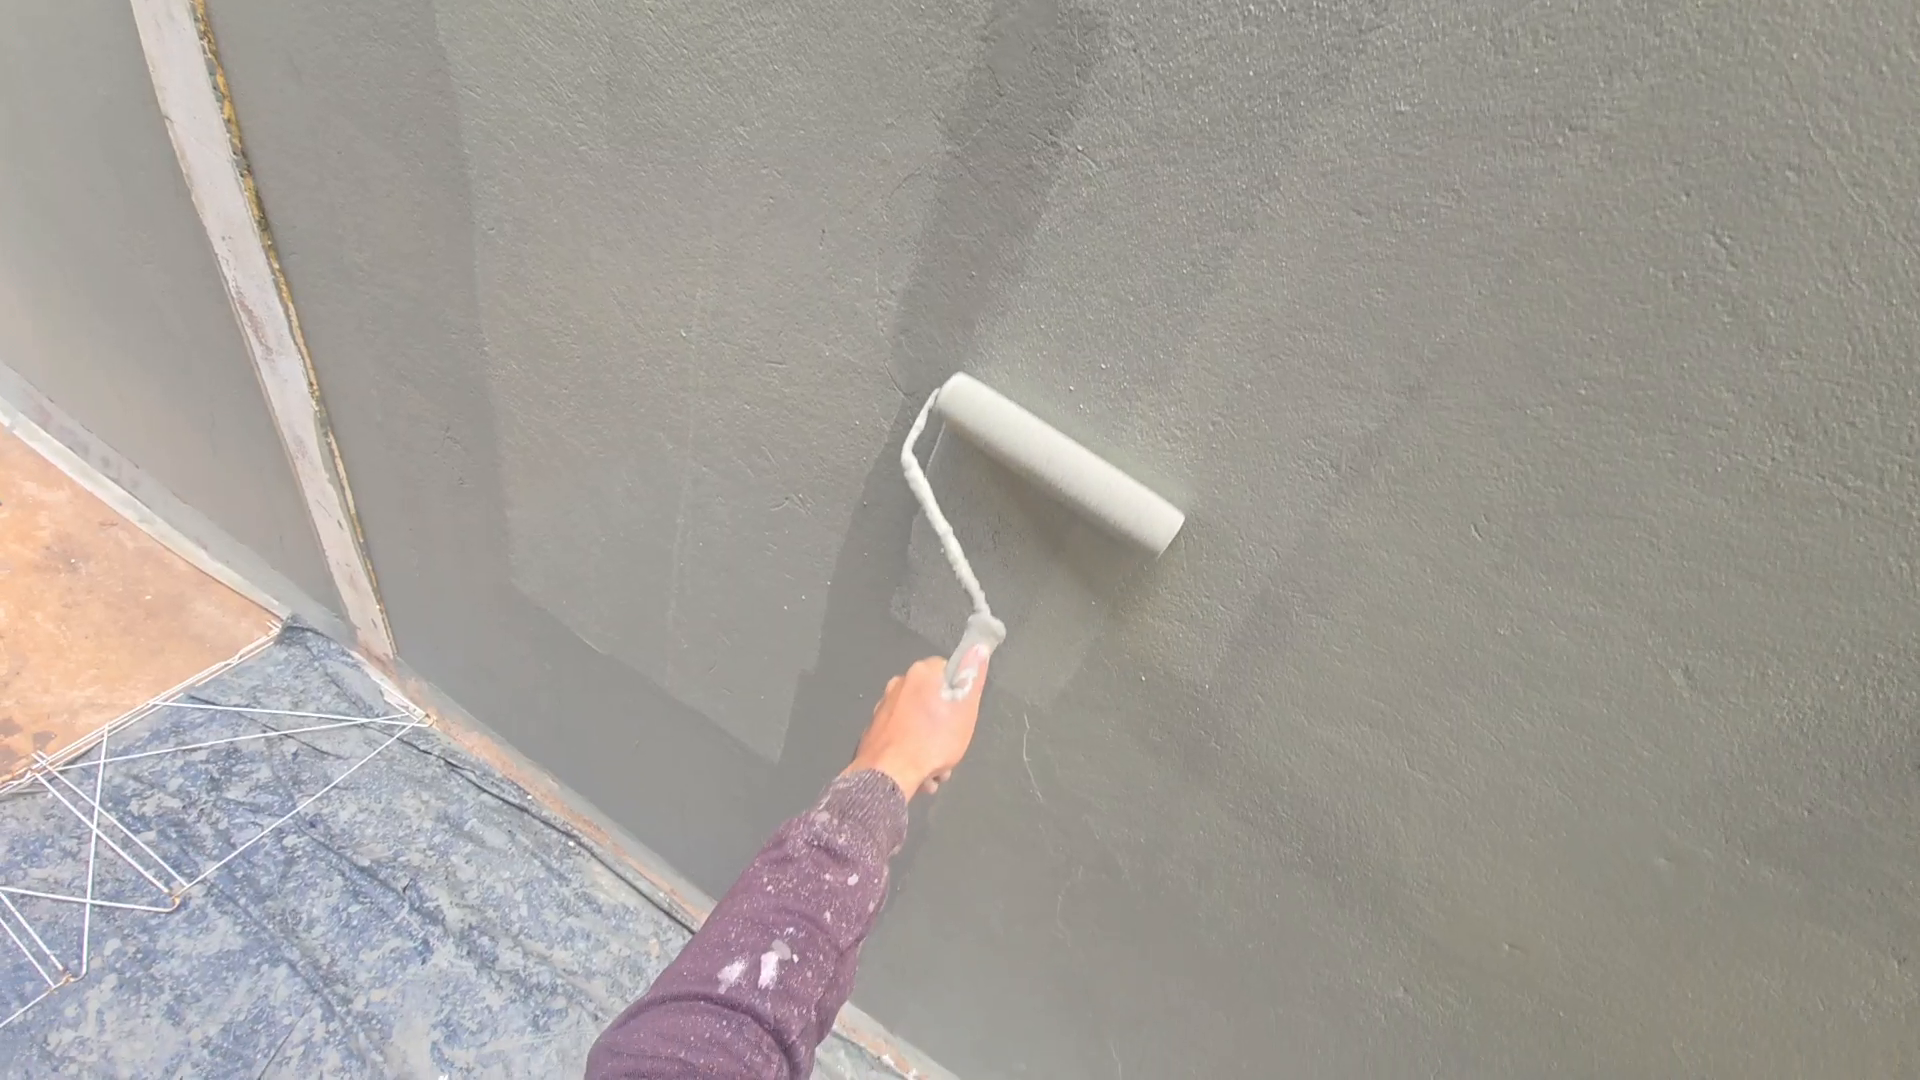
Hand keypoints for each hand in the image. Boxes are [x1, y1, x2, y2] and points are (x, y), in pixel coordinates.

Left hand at [844, 647, 989, 797]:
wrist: (888, 775)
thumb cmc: (930, 742)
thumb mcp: (965, 709)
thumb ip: (973, 676)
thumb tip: (979, 647)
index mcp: (921, 672)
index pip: (949, 670)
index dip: (960, 693)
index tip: (963, 714)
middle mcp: (899, 683)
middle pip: (933, 698)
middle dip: (945, 722)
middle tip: (951, 744)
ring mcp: (884, 706)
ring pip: (918, 720)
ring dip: (930, 741)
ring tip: (936, 766)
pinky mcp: (875, 728)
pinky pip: (902, 734)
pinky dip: (912, 748)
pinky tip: (920, 770)